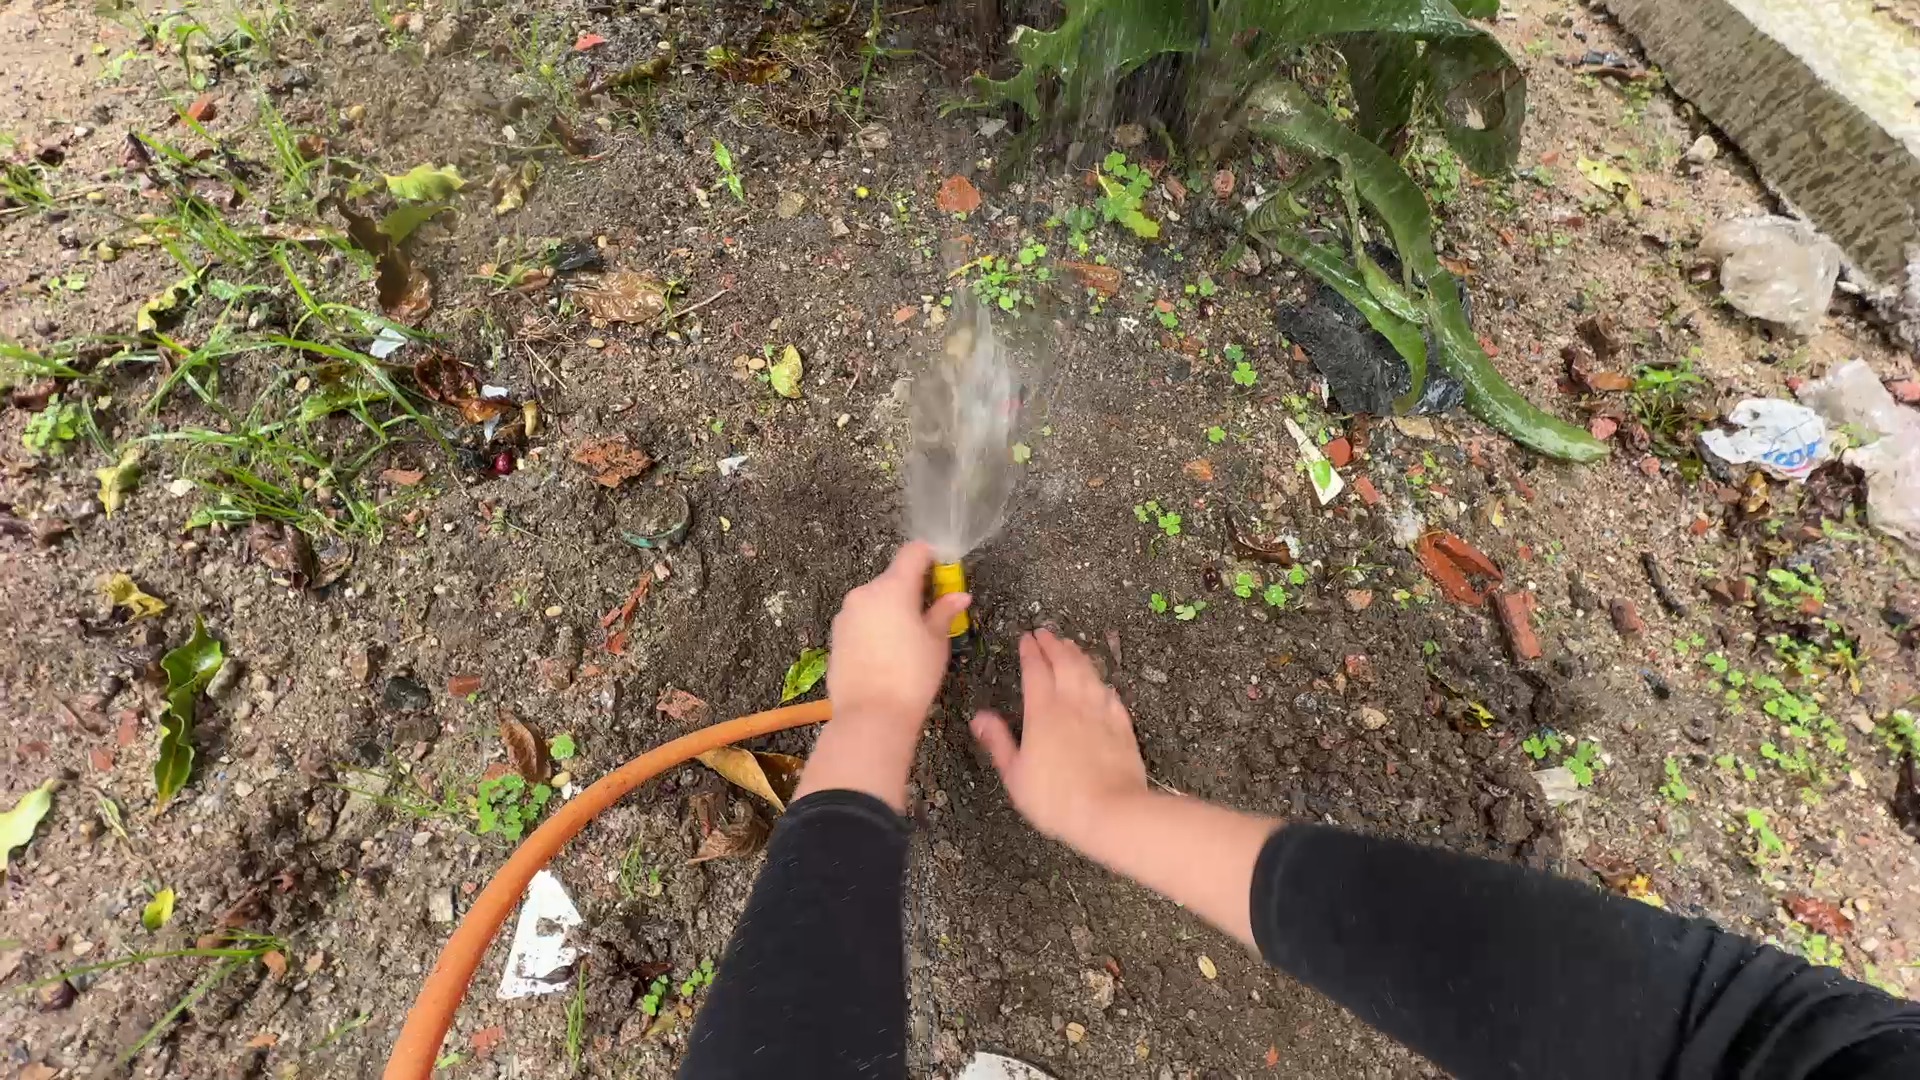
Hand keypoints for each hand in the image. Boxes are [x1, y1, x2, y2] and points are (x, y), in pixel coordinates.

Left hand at [792, 542, 969, 811]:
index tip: (943, 571)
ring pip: (876, 599)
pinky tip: (887, 652)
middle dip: (913, 589)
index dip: (931, 556)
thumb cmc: (912, 676)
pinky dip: (876, 625)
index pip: (913, 552)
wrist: (871, 715)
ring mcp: (846, 613)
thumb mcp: (936, 641)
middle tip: (931, 614)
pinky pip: (862, 618)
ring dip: (893, 608)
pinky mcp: (836, 634)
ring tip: (909, 639)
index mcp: (893, 587)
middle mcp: (865, 593)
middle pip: (893, 577)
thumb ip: (945, 611)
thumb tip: (960, 595)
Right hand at [971, 629, 1149, 847]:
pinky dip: (1101, 681)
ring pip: (1089, 672)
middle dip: (1053, 644)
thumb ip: (998, 742)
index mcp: (1043, 712)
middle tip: (1045, 633)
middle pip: (1064, 663)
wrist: (1110, 812)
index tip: (1026, 638)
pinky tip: (1100, 682)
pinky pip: (1110, 694)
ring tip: (1070, 645)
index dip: (1030, 651)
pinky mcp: (1121, 725)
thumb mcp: (1016, 775)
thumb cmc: (1056, 799)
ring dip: (1077, 655)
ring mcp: (1100, 711)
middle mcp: (1072, 703)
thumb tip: (980, 718)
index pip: (1035, 670)